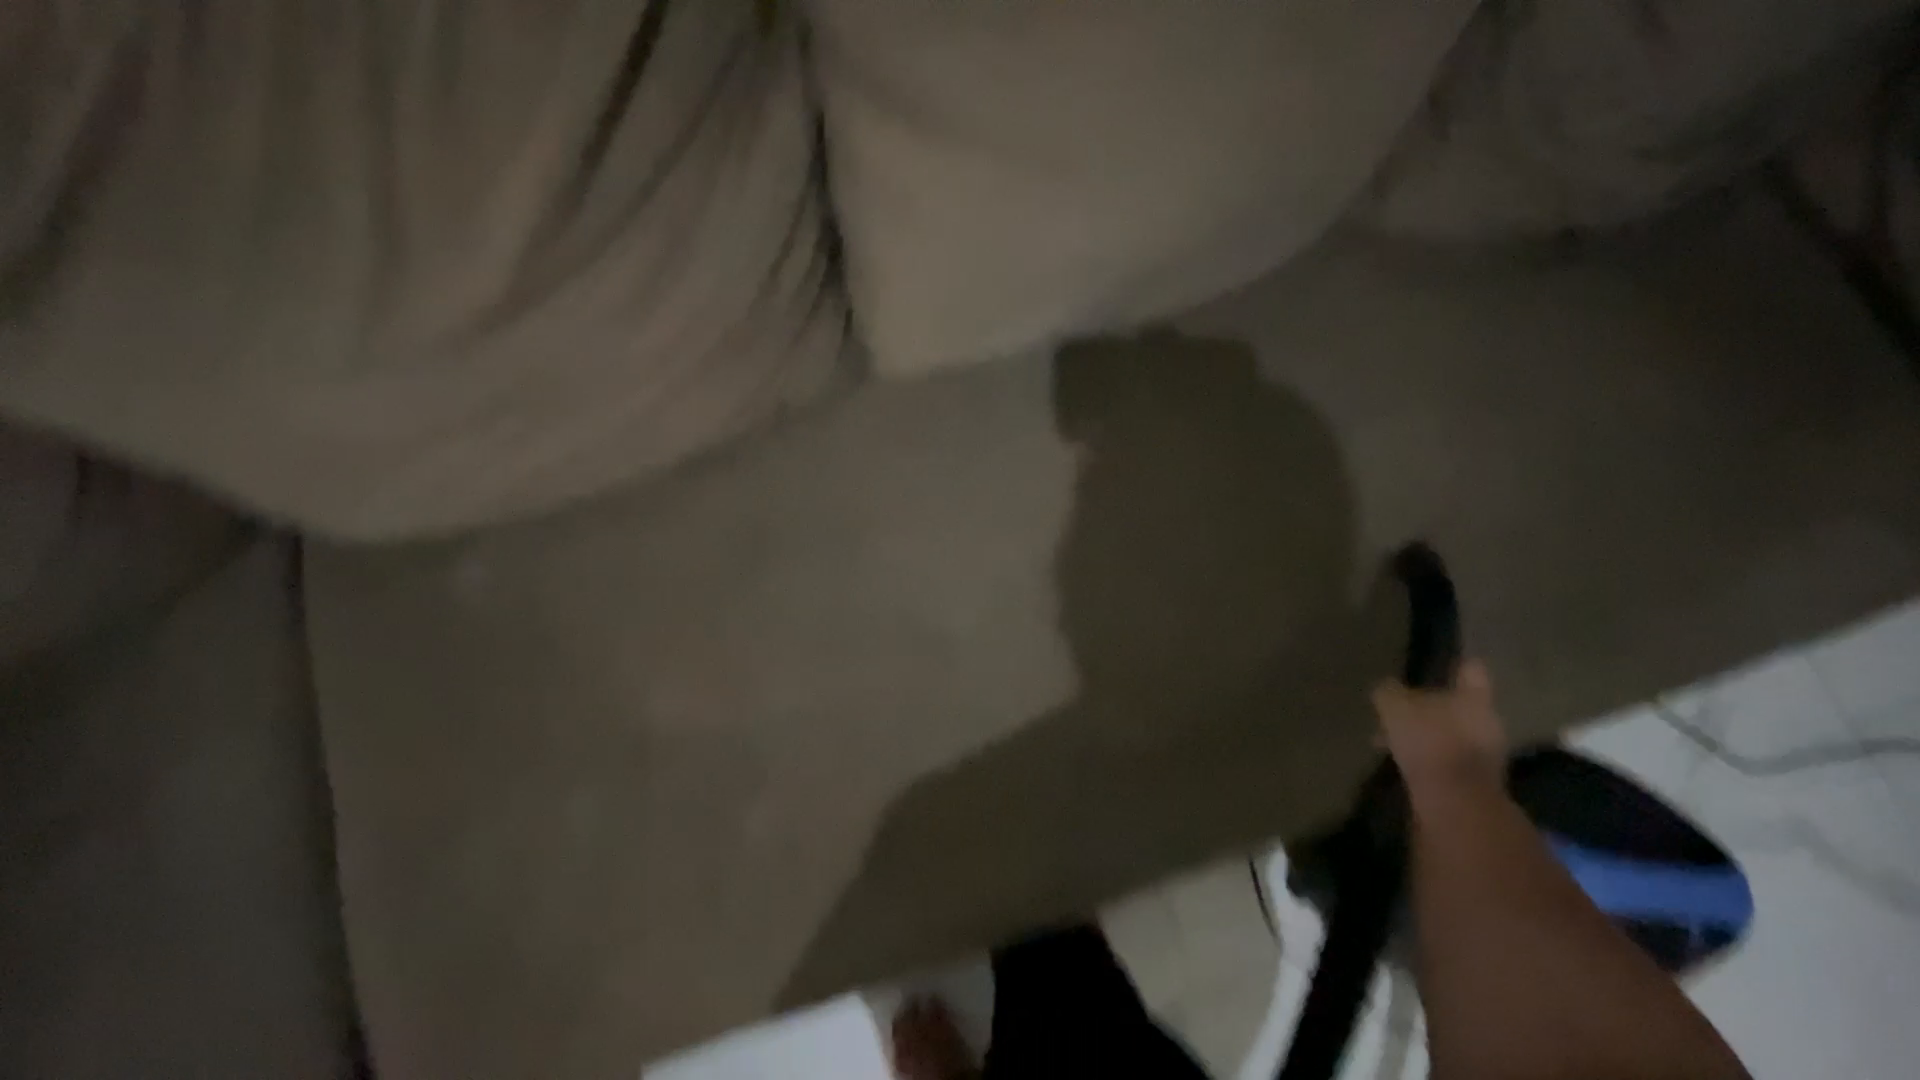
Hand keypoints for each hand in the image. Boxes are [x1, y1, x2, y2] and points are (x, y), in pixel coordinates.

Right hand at [1372, 659, 1506, 796]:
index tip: (1443, 665)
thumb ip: (1388, 692)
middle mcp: (1487, 721)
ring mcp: (1486, 753)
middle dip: (1430, 709)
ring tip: (1393, 744)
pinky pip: (1450, 760)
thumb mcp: (1395, 707)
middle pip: (1458, 705)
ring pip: (1451, 734)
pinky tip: (1405, 765)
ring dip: (1427, 737)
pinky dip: (1430, 760)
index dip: (1457, 665)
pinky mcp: (1477, 780)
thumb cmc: (1429, 741)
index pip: (1472, 670)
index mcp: (1473, 697)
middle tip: (1400, 713)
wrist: (1456, 801)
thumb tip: (1386, 688)